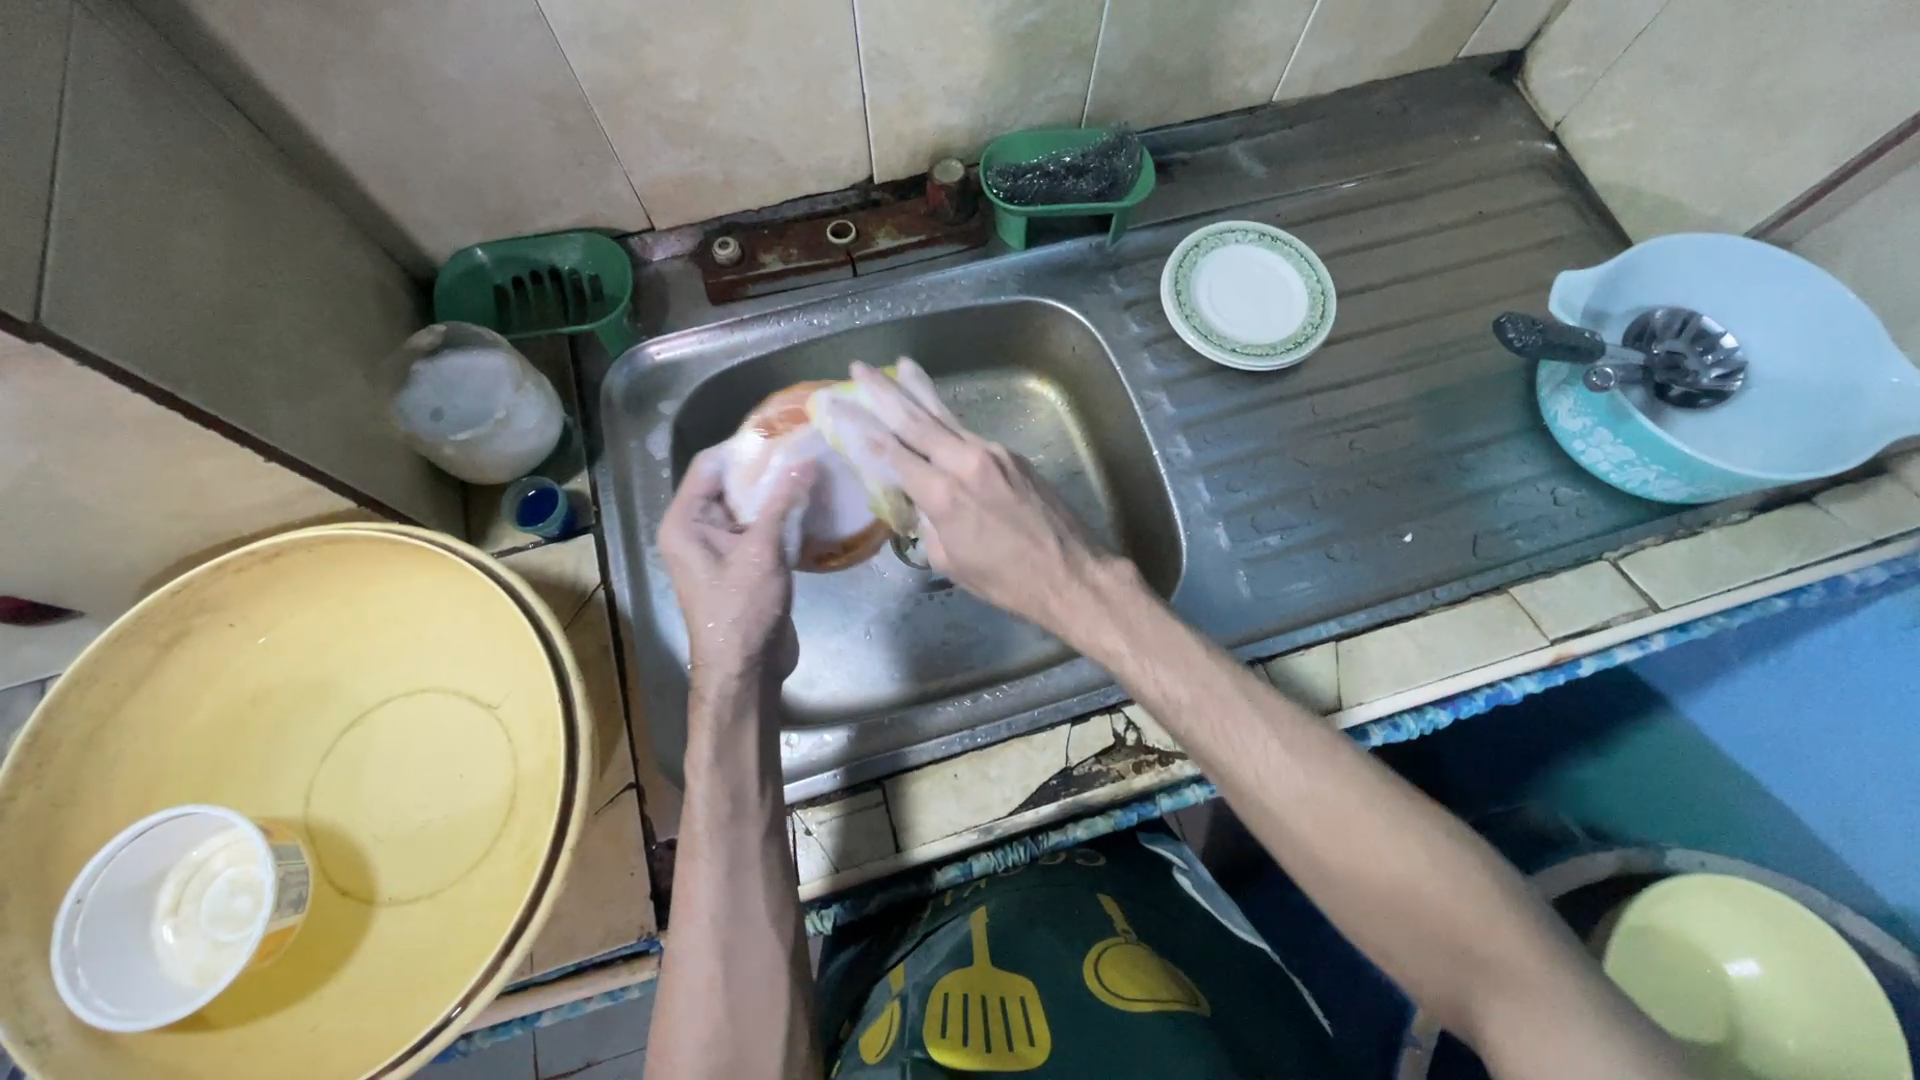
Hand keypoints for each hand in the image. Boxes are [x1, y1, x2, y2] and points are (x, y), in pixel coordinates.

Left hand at [658, 446, 814, 691]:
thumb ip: (783, 502)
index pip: (708, 466)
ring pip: (749, 508)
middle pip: (730, 485)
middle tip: (805, 448)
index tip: (781, 431)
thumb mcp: (762, 551)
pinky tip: (813, 507)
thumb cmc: (742, 609)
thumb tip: (806, 458)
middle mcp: (696, 531)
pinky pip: (761, 531)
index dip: (742, 446)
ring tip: (814, 471)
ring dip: (778, 494)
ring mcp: (721, 550)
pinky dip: (783, 519)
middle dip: (765, 468)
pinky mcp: (744, 566)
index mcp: (684, 522)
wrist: (747, 669)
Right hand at [843, 360, 1125, 632]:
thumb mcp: (951, 561)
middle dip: (884, 392)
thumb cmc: (1006, 581)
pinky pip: (969, 433)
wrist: (1070, 573)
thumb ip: (927, 524)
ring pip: (946, 417)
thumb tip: (918, 501)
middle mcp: (966, 462)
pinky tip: (936, 412)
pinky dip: (947, 419)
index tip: (836, 406)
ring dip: (918, 392)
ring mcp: (993, 454)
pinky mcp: (1013, 457)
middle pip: (916, 419)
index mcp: (944, 494)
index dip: (858, 427)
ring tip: (901, 366)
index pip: (889, 452)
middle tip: (859, 368)